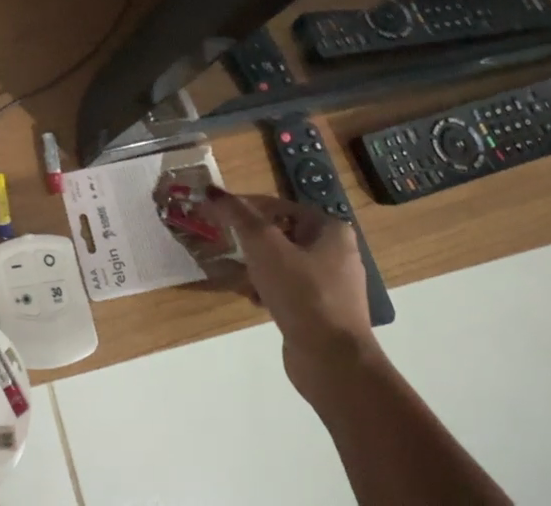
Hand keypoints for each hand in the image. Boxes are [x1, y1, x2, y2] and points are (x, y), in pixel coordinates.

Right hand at [195, 191, 382, 401]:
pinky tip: (255, 300)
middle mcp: (337, 252)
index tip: (217, 214)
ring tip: (239, 276)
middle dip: (251, 240)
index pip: (279, 206)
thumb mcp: (264, 246)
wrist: (333, 360)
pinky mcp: (324, 311)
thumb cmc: (301, 293)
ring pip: (283, 263)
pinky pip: (290, 289)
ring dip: (258, 267)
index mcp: (330, 229)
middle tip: (226, 244)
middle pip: (281, 234)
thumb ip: (238, 216)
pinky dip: (270, 290)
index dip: (245, 207)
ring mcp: (333, 285)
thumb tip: (213, 190)